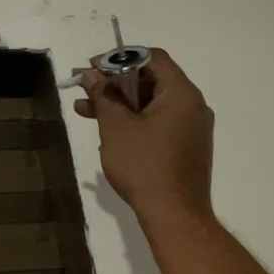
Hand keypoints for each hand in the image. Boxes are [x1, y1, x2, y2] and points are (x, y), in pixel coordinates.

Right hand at [73, 48, 214, 219]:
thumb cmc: (144, 166)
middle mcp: (191, 105)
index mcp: (181, 93)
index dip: (119, 58)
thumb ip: (103, 96)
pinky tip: (106, 131)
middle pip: (151, 80)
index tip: (91, 68)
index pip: (152, 58)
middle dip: (113, 82)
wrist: (174, 215)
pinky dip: (132, 121)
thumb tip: (90, 75)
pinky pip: (157, 122)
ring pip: (150, 103)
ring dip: (118, 103)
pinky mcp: (184, 146)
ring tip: (83, 110)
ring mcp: (190, 128)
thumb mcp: (116, 127)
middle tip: (82, 88)